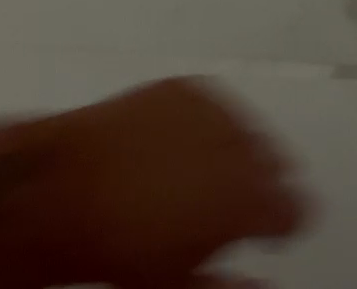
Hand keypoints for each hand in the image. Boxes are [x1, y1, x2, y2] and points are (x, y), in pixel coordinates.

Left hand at [4, 78, 308, 288]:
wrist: (60, 189)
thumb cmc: (114, 241)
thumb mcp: (175, 282)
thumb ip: (226, 285)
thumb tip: (257, 287)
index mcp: (248, 197)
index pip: (296, 207)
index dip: (284, 223)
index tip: (271, 231)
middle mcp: (241, 147)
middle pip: (275, 164)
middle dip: (258, 185)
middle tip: (227, 208)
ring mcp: (214, 111)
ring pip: (247, 132)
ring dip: (233, 153)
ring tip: (199, 177)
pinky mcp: (186, 88)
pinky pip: (214, 108)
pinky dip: (205, 126)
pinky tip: (179, 148)